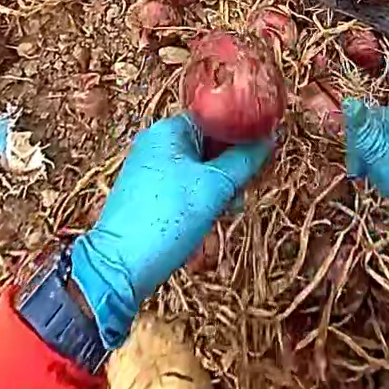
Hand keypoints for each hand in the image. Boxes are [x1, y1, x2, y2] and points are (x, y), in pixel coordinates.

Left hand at [63, 116, 270, 345]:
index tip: (262, 150)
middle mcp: (157, 143)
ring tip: (229, 208)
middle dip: (232, 165)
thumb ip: (246, 159)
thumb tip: (271, 138)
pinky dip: (203, 197)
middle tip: (246, 186)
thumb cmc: (167, 219)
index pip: (216, 118)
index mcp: (169, 130)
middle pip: (209, 143)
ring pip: (200, 167)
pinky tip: (212, 217)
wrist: (117, 271)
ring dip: (220, 185)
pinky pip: (186, 185)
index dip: (242, 133)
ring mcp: (150, 169)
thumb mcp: (215, 186)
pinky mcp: (148, 194)